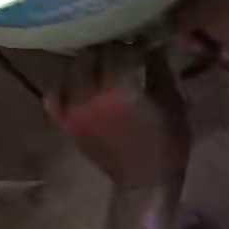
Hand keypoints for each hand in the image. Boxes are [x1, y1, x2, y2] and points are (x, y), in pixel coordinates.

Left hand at [47, 46, 189, 198]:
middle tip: (124, 55)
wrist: (145, 183)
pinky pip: (54, 95)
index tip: (144, 47)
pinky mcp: (66, 123)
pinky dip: (64, 85)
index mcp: (119, 89)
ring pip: (71, 71)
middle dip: (108, 51)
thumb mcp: (173, 105)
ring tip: (103, 69)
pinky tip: (80, 86)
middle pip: (90, 56)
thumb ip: (160, 70)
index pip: (117, 50)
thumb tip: (153, 45)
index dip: (132, 46)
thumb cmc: (167, 146)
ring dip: (87, 64)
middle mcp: (89, 95)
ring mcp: (73, 110)